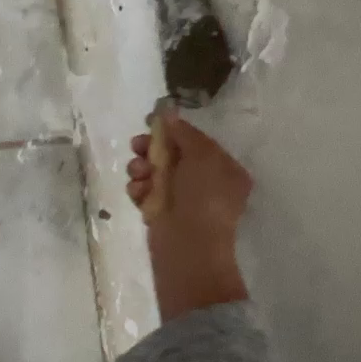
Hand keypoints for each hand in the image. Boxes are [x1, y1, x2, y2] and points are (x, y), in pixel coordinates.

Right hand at [127, 106, 251, 321]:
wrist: (189, 248)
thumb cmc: (203, 198)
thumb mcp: (201, 156)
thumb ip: (184, 133)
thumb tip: (168, 114)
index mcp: (224, 169)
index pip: (195, 142)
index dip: (172, 130)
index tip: (149, 122)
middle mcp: (205, 184)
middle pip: (171, 155)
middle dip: (151, 148)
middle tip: (137, 146)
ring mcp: (182, 200)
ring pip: (153, 172)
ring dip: (141, 168)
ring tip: (137, 174)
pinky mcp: (160, 214)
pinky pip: (145, 193)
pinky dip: (138, 189)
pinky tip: (137, 192)